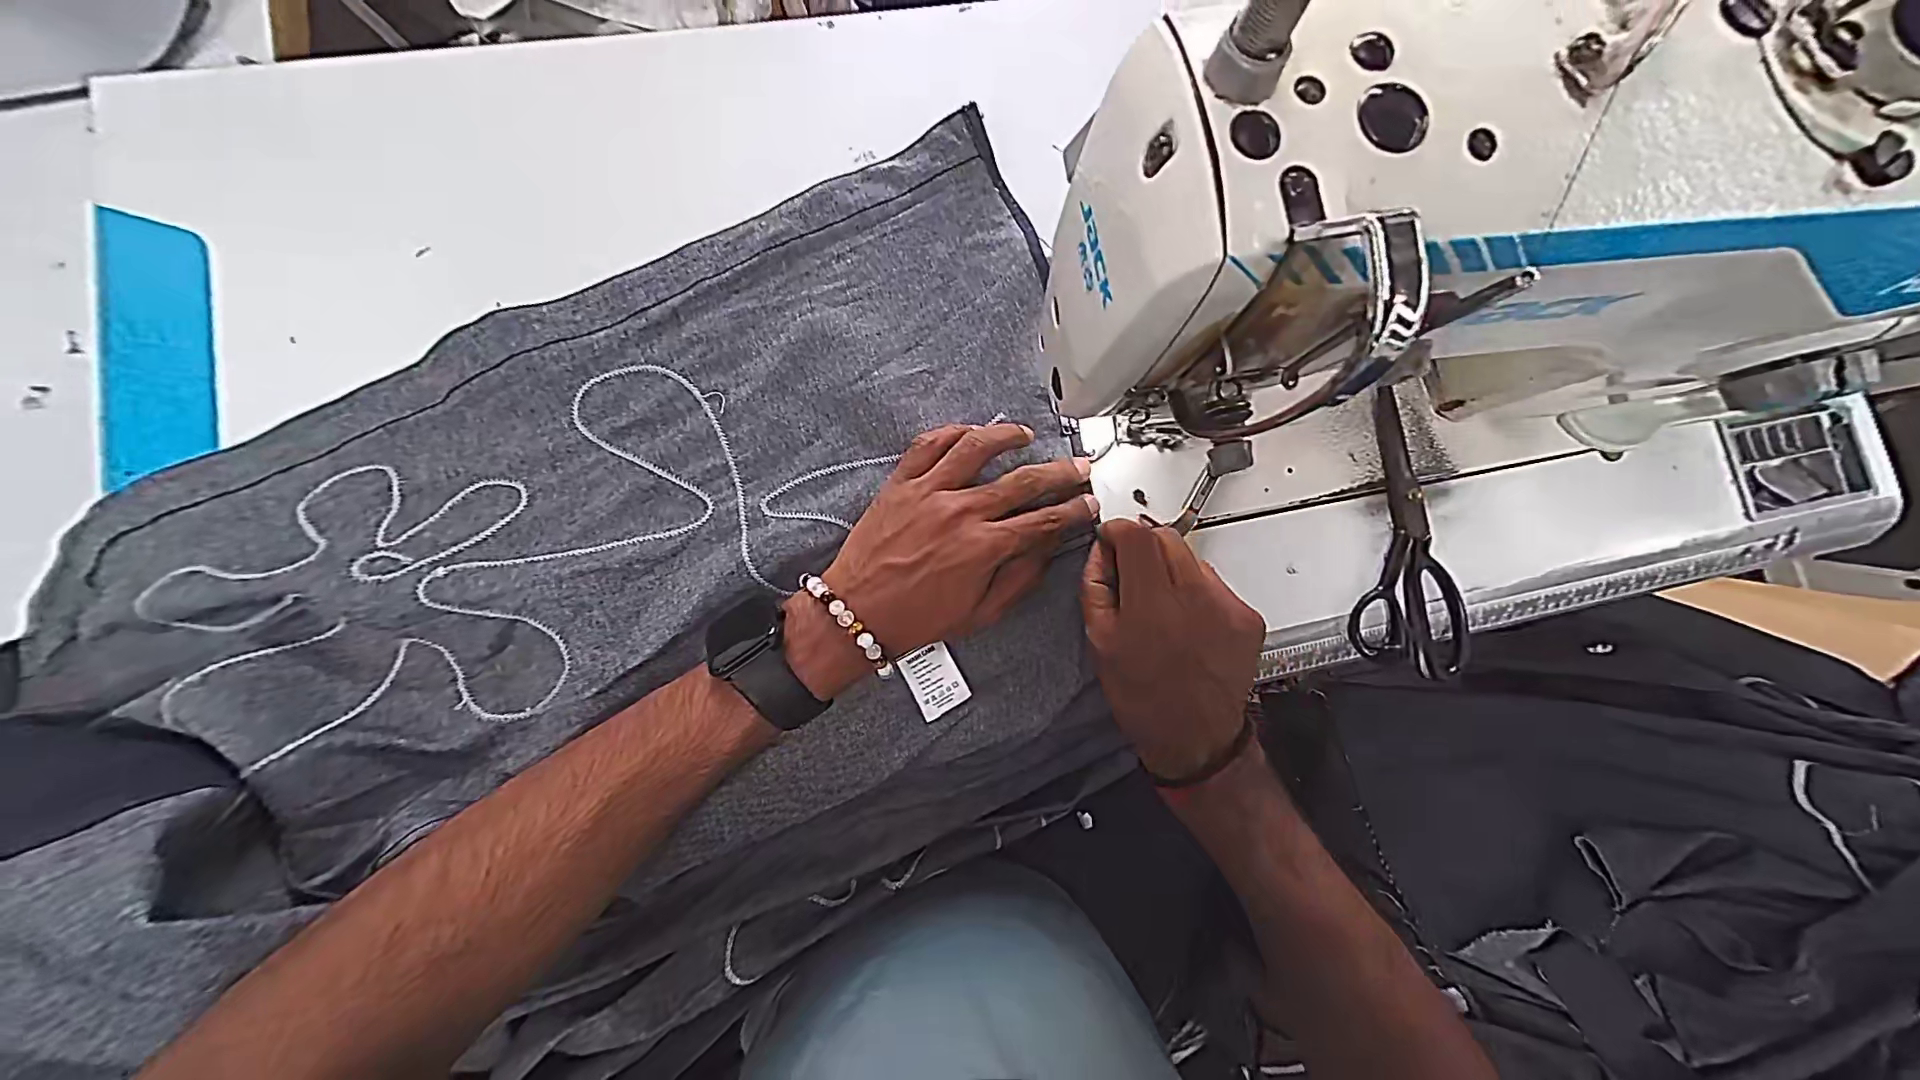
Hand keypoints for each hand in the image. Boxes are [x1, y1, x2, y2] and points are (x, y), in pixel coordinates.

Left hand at [783, 423, 1096, 698]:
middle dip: (1060, 472)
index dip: (1073, 509)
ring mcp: (929, 493)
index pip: (1044, 519)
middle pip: (1024, 479)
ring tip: (1025, 435)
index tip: (1085, 504)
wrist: (859, 612)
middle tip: (1076, 468)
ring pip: (977, 447)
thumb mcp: (980, 612)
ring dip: (1008, 436)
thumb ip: (1019, 578)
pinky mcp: (901, 485)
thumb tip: (1046, 551)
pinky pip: (929, 445)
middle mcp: (960, 513)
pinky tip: (969, 432)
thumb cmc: (914, 617)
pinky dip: (953, 432)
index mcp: (983, 547)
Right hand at [1080, 518, 1265, 779]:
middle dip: (1143, 546)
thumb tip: (1102, 551)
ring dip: (1171, 569)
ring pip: (1192, 557)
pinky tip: (1186, 620)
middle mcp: (1194, 598)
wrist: (1195, 737)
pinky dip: (1196, 591)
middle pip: (1166, 537)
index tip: (1111, 538)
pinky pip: (1214, 583)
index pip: (1136, 535)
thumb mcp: (1100, 642)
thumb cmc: (1144, 698)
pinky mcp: (1247, 616)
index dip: (1118, 531)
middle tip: (1132, 573)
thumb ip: (1096, 587)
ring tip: (1161, 606)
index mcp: (1151, 605)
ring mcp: (1226, 605)